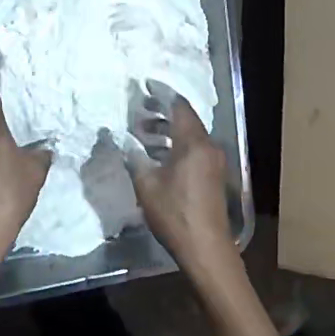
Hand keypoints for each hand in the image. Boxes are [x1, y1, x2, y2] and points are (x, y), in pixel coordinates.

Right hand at [127, 80, 234, 273]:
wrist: (207, 250)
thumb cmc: (174, 213)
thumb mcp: (146, 183)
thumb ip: (133, 156)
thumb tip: (121, 138)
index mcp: (193, 143)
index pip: (178, 106)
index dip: (161, 92)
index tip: (144, 85)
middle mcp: (207, 147)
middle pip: (185, 118)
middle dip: (161, 110)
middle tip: (138, 108)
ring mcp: (213, 162)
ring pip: (188, 135)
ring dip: (166, 130)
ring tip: (141, 133)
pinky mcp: (212, 176)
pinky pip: (193, 149)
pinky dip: (174, 144)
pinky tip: (155, 155)